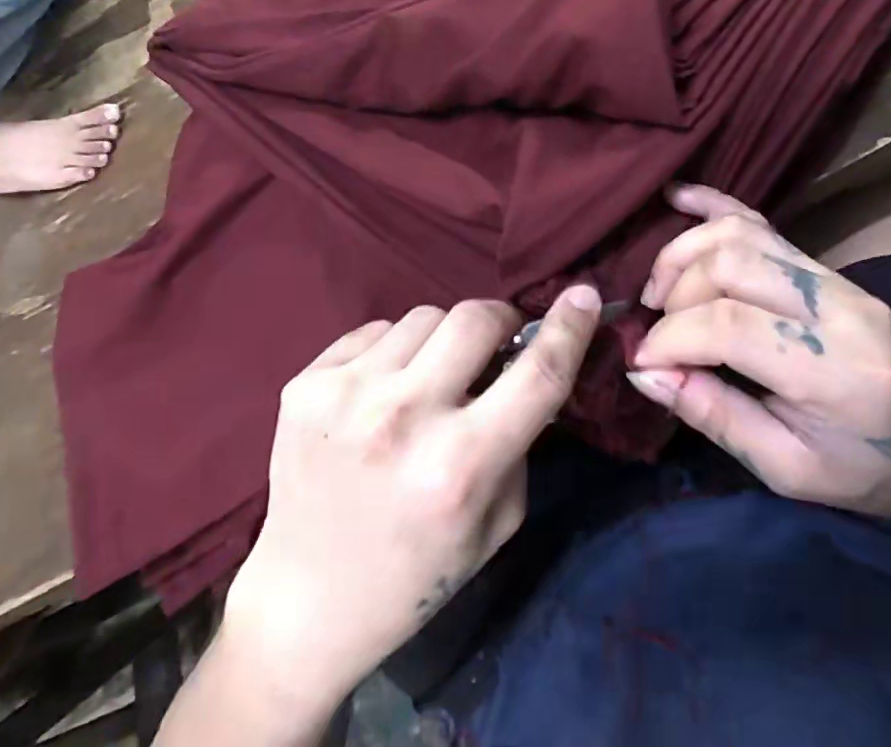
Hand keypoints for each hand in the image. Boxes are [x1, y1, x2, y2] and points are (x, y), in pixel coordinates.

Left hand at [218, 286, 602, 713]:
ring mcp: (346, 394)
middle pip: (473, 318)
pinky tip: (384, 392)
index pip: (537, 375)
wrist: (310, 594)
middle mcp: (402, 418)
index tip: (584, 296)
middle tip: (498, 346)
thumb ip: (518, 441)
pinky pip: (373, 332)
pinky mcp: (306, 384)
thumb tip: (523, 369)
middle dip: (500, 321)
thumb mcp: (496, 523)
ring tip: (432, 379)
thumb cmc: (417, 572)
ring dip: (443, 340)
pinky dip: (394, 351)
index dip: (570, 328)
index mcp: (460, 465)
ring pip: (422, 316)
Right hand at [627, 184, 890, 520]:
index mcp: (838, 372)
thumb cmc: (862, 470)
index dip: (669, 338)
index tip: (641, 362)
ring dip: (682, 256)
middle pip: (729, 265)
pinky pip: (760, 222)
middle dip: (673, 295)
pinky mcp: (823, 266)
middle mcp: (842, 309)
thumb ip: (713, 415)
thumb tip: (643, 371)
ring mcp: (836, 279)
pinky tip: (676, 198)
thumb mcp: (786, 468)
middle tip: (656, 332)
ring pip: (738, 234)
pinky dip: (712, 208)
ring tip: (659, 294)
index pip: (729, 325)